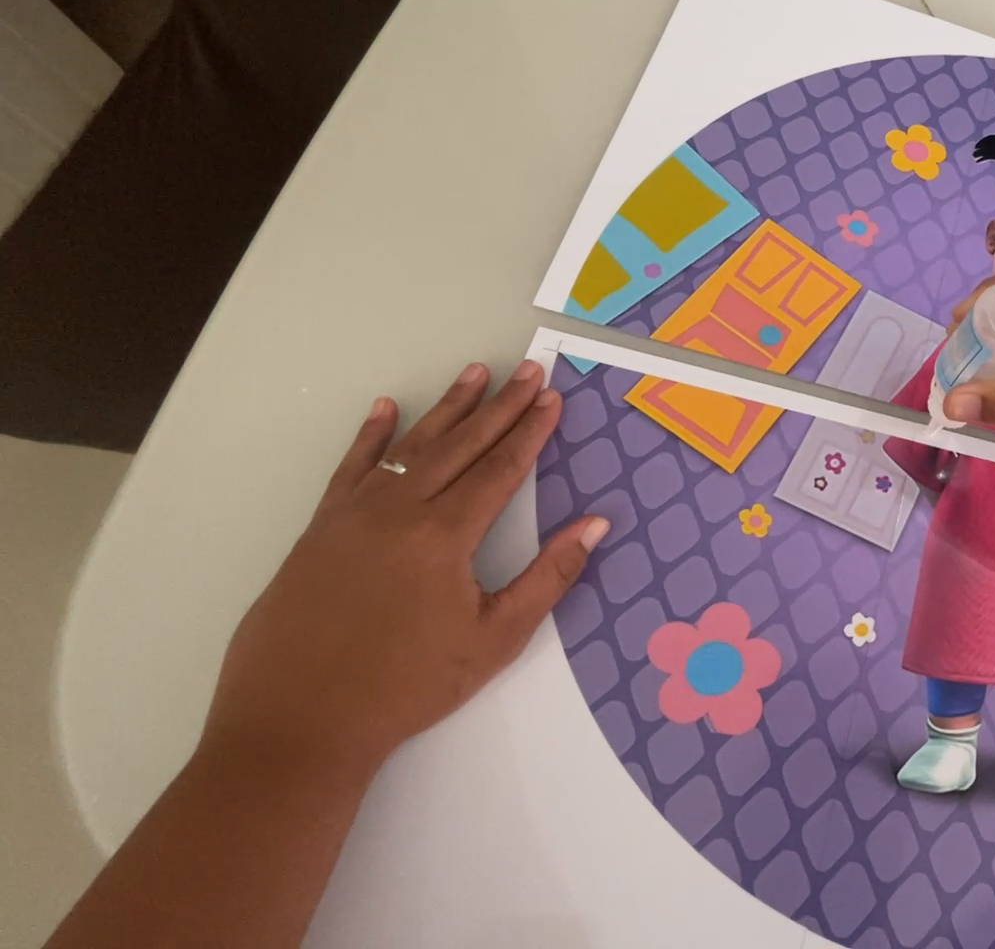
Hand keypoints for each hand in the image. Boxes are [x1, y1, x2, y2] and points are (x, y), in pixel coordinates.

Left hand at [200, 360, 606, 782]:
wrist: (296, 726)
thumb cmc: (410, 685)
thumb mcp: (497, 637)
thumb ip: (550, 575)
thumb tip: (597, 524)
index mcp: (445, 535)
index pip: (501, 468)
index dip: (531, 431)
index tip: (552, 398)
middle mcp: (398, 512)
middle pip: (460, 445)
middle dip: (500, 405)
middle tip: (527, 370)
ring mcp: (351, 518)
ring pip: (409, 446)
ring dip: (446, 408)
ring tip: (473, 372)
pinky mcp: (318, 532)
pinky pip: (351, 469)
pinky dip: (371, 436)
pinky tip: (385, 409)